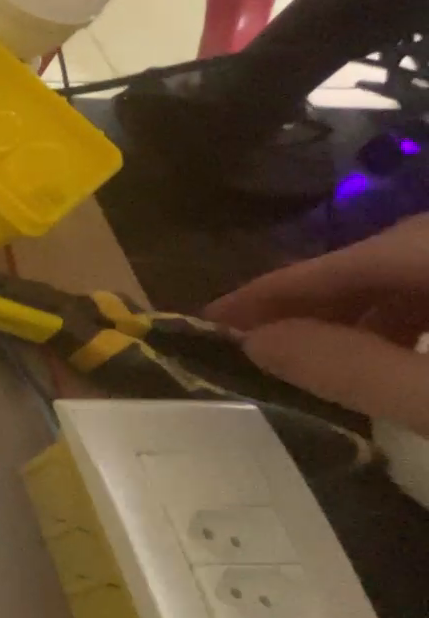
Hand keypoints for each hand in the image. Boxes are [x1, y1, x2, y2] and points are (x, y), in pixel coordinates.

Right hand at [206, 216, 428, 433]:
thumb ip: (354, 369)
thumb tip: (256, 342)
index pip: (360, 258)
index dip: (279, 288)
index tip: (210, 321)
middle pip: (401, 247)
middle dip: (323, 292)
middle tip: (261, 338)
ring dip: (373, 299)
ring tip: (333, 349)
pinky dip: (422, 304)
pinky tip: (407, 344)